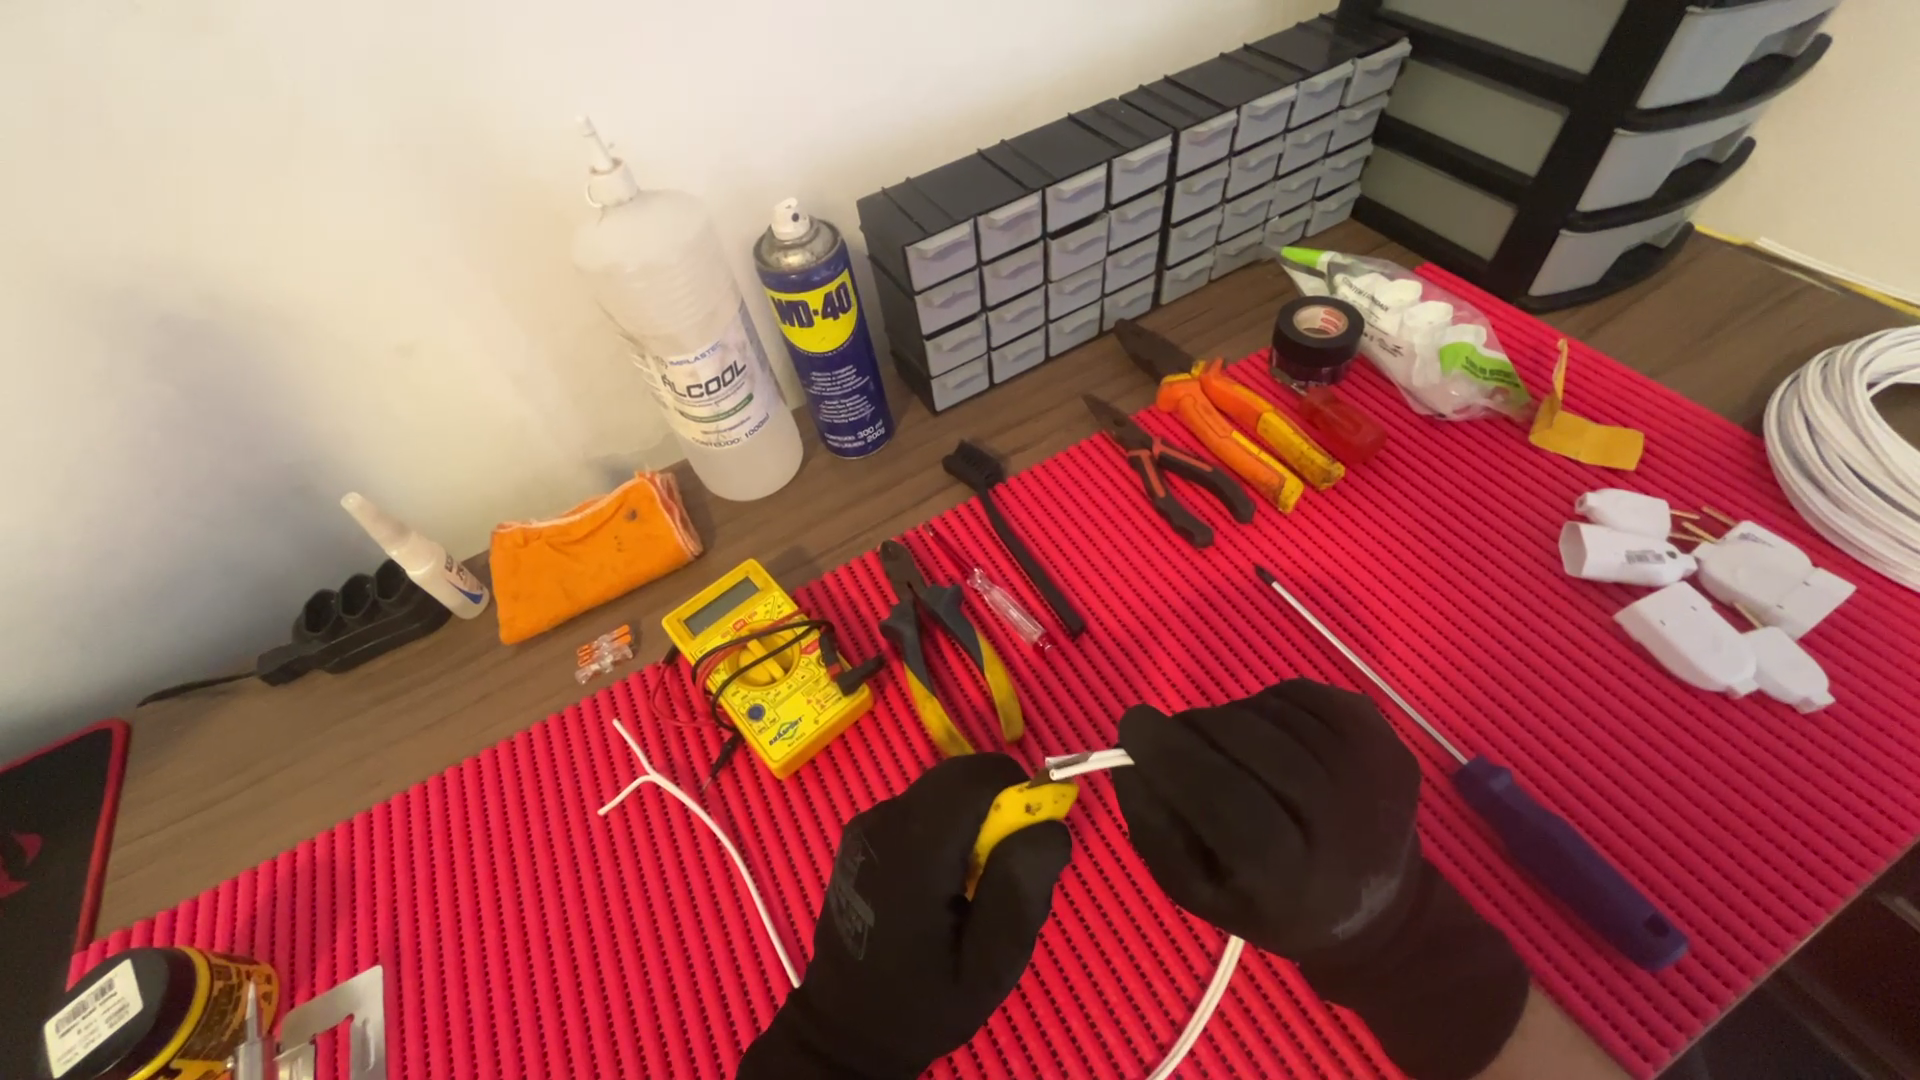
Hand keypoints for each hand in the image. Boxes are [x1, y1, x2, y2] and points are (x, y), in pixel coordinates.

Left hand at [738, 754, 1070, 1079]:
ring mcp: (868, 822)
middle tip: (1004, 864)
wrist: (846, 1026)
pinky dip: (944, 828)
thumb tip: (1050, 822)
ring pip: (941, 790)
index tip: (1029, 836)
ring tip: (971, 882)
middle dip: (995, 804)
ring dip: (970, 818)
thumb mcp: (991, 962)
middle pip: (958, 777)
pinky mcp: (862, 830)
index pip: (976, 776)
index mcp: (914, 848)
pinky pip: (920, 807)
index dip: (1016, 790)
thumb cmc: (925, 1000)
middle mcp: (885, 819)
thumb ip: (1022, 886)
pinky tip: (939, 882)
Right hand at [1114, 678, 1421, 957]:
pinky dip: (1266, 703)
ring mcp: (1373, 775)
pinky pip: (1301, 694)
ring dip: (1230, 717)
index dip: (1173, 756)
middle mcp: (1345, 825)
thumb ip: (1152, 827)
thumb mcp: (1195, 888)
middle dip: (1195, 727)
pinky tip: (1266, 735)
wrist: (1374, 907)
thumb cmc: (1266, 901)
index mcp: (1292, 879)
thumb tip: (1129, 759)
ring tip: (1225, 747)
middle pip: (1251, 745)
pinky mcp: (1385, 740)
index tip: (1132, 724)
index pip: (1226, 800)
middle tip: (1172, 736)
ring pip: (1272, 712)